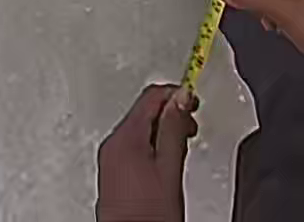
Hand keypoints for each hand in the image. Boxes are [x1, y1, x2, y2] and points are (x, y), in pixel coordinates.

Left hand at [96, 84, 197, 221]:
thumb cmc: (150, 217)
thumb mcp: (170, 169)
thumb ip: (175, 129)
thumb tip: (181, 97)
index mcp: (125, 137)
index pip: (150, 97)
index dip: (175, 94)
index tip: (193, 99)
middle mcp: (113, 144)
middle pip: (143, 112)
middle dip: (169, 113)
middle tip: (191, 122)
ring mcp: (110, 160)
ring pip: (139, 129)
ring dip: (161, 130)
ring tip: (183, 144)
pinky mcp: (112, 175)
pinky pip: (132, 147)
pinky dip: (151, 146)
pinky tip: (165, 162)